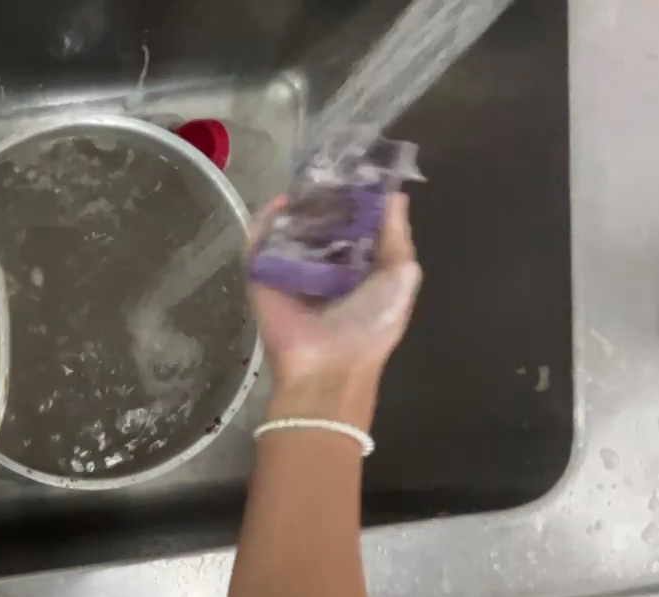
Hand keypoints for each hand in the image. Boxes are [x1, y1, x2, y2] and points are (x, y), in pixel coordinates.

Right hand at [249, 192, 421, 427]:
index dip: (354, 201)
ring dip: (294, 209)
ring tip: (304, 181)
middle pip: (317, 227)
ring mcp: (287, 275)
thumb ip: (395, 235)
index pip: (351, 228)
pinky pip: (258, 249)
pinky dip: (264, 225)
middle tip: (327, 170)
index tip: (356, 173)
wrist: (328, 365)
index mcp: (354, 270)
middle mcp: (319, 270)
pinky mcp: (260, 281)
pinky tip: (279, 202)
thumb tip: (394, 196)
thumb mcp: (400, 274)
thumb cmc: (371, 323)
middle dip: (322, 201)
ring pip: (287, 234)